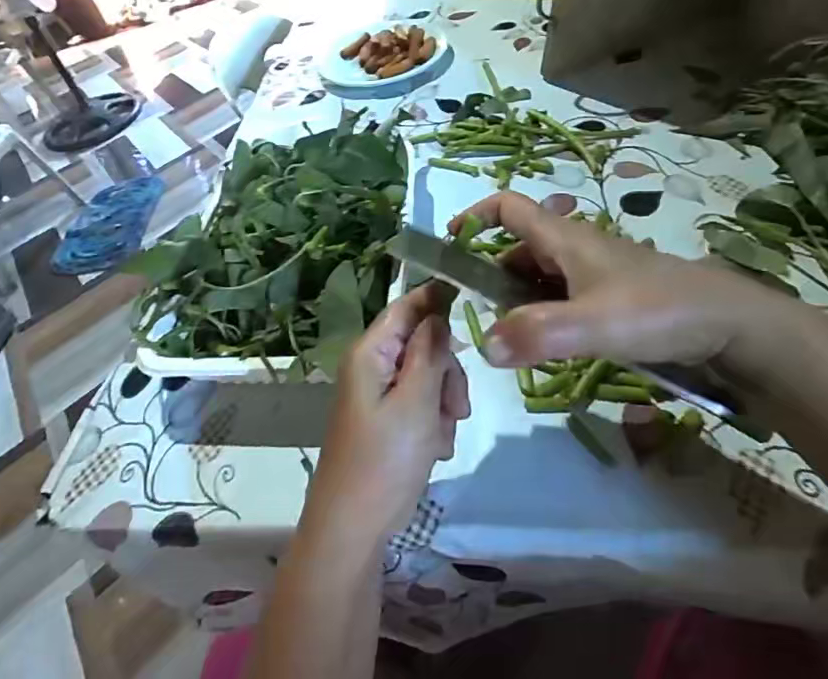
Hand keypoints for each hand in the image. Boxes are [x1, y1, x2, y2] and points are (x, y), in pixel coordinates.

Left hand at [306, 281, 470, 546]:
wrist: (353, 529)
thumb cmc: (384, 461)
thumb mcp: (416, 402)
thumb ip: (430, 352)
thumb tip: (439, 311)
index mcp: (370, 353)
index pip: (406, 306)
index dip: (438, 297)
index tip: (475, 298)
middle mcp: (372, 366)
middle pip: (423, 344)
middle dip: (447, 371)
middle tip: (458, 408)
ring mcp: (379, 394)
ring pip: (428, 376)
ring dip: (444, 401)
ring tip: (443, 436)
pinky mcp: (387, 420)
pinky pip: (421, 404)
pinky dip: (434, 421)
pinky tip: (435, 448)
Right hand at [450, 192, 813, 376]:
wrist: (729, 324)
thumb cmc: (659, 311)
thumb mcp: (594, 325)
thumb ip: (538, 334)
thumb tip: (485, 345)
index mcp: (565, 239)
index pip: (508, 206)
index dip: (474, 217)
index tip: (450, 246)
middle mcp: (577, 248)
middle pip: (519, 247)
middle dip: (493, 275)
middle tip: (482, 316)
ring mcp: (598, 271)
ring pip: (543, 275)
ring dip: (521, 300)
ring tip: (515, 339)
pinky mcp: (615, 295)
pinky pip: (566, 296)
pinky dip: (549, 314)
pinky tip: (554, 347)